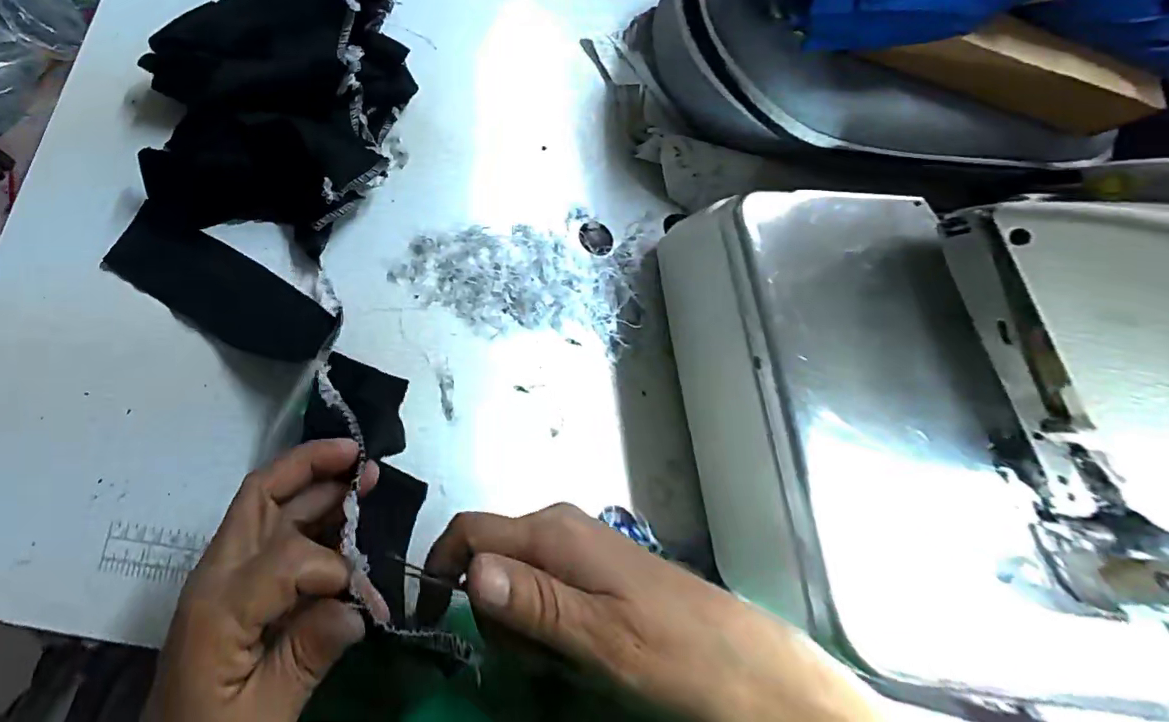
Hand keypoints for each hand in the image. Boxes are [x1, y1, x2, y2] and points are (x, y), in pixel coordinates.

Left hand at [145, 439, 382, 721]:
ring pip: (264, 508)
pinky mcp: (230, 585)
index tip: (366, 597)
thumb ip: (308, 656)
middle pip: (260, 496)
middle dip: (309, 468)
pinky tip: (337, 522)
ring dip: (310, 485)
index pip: (282, 555)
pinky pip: (267, 538)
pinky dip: (304, 522)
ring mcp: (220, 573)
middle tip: (358, 456)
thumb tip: (357, 609)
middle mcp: (216, 571)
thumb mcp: (264, 715)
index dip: (330, 565)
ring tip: (357, 474)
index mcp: (219, 603)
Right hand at [422, 504, 884, 721]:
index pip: (469, 532)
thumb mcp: (607, 641)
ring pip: (512, 574)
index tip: (432, 617)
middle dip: (493, 610)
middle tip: (532, 662)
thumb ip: (536, 603)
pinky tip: (576, 652)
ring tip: (563, 663)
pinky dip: (543, 621)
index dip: (439, 566)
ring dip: (520, 622)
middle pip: (487, 556)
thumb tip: (470, 572)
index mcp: (552, 532)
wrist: (770, 677)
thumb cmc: (685, 658)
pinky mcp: (593, 568)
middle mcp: (556, 524)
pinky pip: (541, 585)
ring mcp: (576, 545)